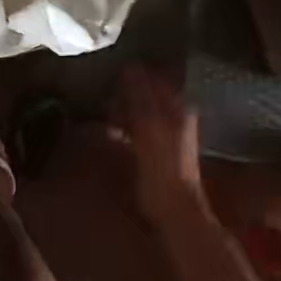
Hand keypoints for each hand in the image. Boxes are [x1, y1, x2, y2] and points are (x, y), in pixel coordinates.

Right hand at [114, 67, 206, 221]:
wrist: (177, 213)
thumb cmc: (162, 174)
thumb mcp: (148, 132)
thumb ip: (140, 101)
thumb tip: (130, 68)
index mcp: (178, 109)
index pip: (156, 78)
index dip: (135, 73)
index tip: (109, 71)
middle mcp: (177, 117)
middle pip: (150, 93)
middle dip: (127, 90)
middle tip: (101, 91)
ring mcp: (169, 133)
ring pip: (144, 109)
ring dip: (124, 107)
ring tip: (102, 107)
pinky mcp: (159, 149)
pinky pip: (140, 126)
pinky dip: (126, 123)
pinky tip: (112, 127)